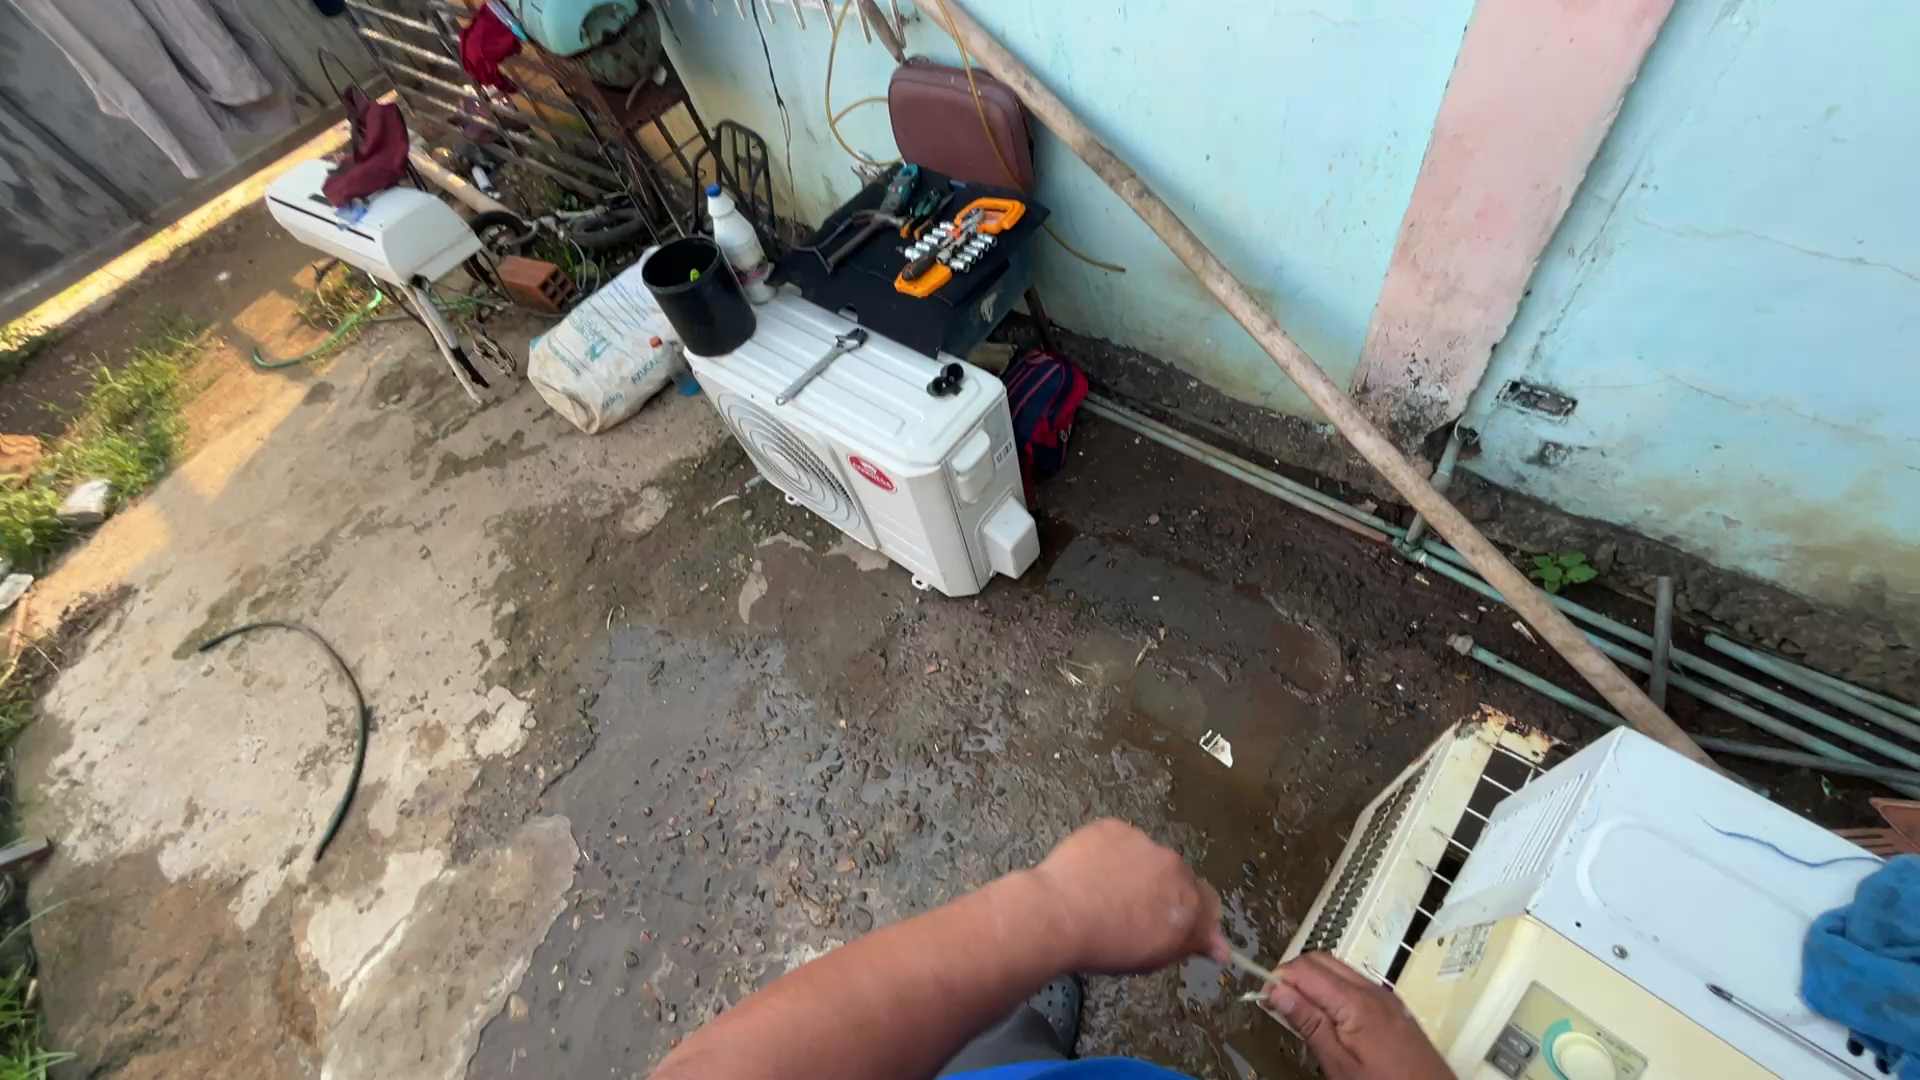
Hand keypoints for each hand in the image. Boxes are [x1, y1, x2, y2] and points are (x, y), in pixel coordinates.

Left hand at [1024, 819, 1227, 974]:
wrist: (1060, 913)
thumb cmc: (1107, 945)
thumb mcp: (1154, 956)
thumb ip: (1190, 942)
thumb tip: (1220, 947)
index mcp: (1190, 903)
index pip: (1208, 903)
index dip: (1190, 913)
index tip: (1172, 922)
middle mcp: (1173, 867)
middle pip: (1177, 875)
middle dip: (1162, 888)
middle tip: (1133, 907)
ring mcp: (1142, 841)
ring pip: (1147, 854)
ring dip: (1136, 867)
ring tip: (1105, 887)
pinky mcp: (1114, 826)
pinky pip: (1119, 839)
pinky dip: (1110, 851)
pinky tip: (1092, 868)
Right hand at [1263, 953, 1451, 1079]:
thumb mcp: (1342, 1069)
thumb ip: (1309, 1025)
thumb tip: (1274, 990)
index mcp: (1356, 1003)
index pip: (1304, 969)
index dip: (1278, 978)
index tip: (1265, 1000)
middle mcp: (1371, 989)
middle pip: (1320, 959)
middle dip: (1295, 974)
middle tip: (1282, 1006)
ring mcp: (1386, 997)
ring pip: (1337, 968)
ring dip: (1314, 979)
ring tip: (1305, 1013)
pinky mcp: (1395, 1008)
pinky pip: (1356, 983)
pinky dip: (1335, 988)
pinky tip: (1333, 1018)